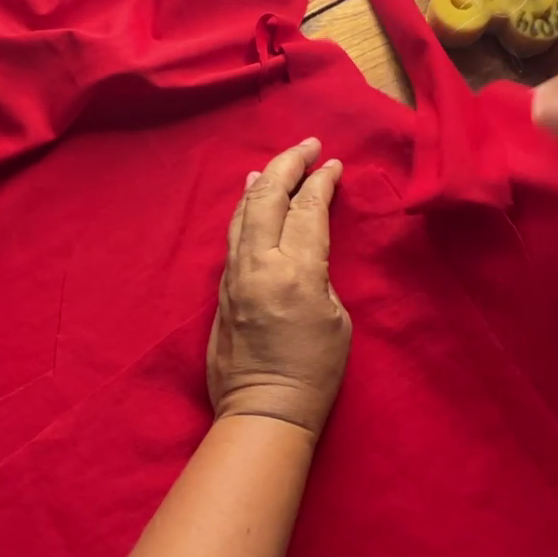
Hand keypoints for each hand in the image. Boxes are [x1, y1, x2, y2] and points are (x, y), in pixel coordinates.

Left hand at [208, 139, 352, 437]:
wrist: (263, 410)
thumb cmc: (314, 371)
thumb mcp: (336, 318)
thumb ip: (318, 274)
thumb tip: (302, 249)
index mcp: (297, 273)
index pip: (308, 210)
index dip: (322, 182)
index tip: (333, 165)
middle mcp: (259, 265)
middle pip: (270, 196)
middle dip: (290, 164)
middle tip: (309, 146)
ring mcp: (235, 275)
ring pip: (245, 212)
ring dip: (263, 181)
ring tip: (277, 164)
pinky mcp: (221, 288)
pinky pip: (234, 235)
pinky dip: (245, 209)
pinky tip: (250, 197)